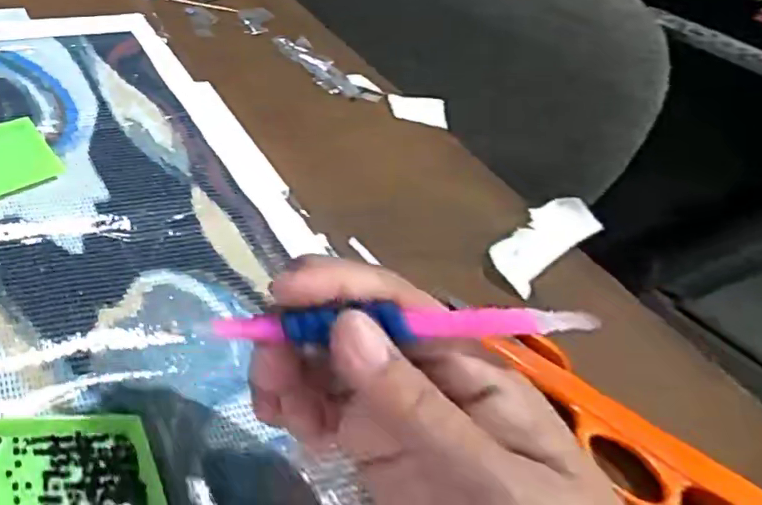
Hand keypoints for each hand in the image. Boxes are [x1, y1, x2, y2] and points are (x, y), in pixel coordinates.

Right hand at [248, 257, 617, 504]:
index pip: (391, 299)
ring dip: (282, 365)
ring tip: (272, 404)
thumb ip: (420, 405)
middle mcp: (417, 371)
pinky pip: (311, 397)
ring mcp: (387, 403)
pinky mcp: (364, 436)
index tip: (282, 291)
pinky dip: (285, 398)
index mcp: (462, 365)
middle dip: (293, 329)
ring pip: (314, 354)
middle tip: (267, 365)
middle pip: (339, 320)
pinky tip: (279, 420)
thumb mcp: (494, 478)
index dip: (333, 283)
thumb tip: (345, 322)